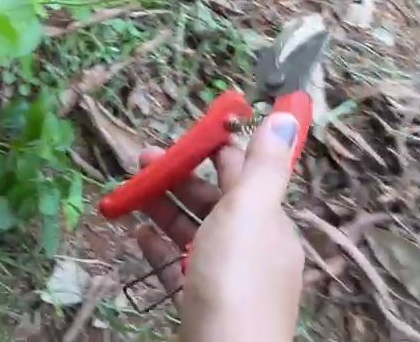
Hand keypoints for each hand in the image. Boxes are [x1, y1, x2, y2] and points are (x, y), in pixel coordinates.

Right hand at [132, 111, 304, 341]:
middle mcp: (252, 250)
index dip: (211, 149)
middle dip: (177, 176)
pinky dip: (158, 245)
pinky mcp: (201, 303)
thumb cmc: (235, 279)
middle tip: (140, 160)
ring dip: (161, 206)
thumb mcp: (249, 212)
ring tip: (130, 194)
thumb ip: (262, 164)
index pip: (241, 173)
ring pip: (191, 230)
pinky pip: (177, 264)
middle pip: (211, 200)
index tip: (180, 134)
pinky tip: (137, 234)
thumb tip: (288, 117)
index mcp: (268, 225)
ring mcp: (225, 279)